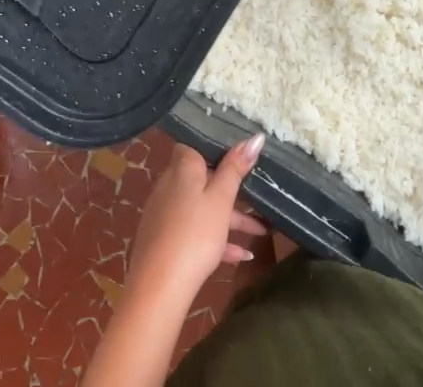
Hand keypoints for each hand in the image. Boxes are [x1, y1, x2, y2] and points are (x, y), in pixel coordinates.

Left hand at [125, 136, 267, 307]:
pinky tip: (241, 256)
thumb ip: (236, 168)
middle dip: (232, 190)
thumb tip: (255, 137)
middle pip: (204, 180)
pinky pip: (194, 231)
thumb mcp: (221, 199)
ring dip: (231, 219)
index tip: (240, 154)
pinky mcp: (165, 237)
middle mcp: (170, 185)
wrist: (160, 284)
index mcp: (182, 168)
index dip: (216, 148)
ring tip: (262, 231)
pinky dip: (216, 239)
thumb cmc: (195, 233)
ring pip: (203, 208)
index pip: (196, 145)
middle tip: (259, 195)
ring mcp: (165, 212)